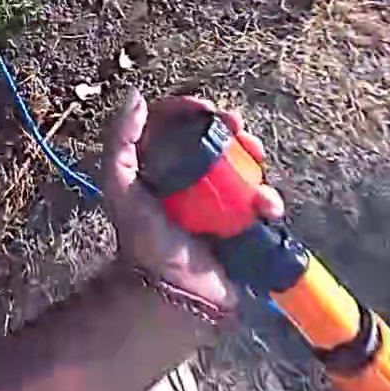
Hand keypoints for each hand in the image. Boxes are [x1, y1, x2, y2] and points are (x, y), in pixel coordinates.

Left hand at [100, 89, 282, 311]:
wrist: (171, 295)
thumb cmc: (142, 239)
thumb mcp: (120, 185)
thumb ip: (121, 141)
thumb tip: (137, 96)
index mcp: (163, 165)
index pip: (178, 125)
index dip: (191, 110)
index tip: (204, 107)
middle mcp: (193, 178)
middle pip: (216, 140)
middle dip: (230, 128)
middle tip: (236, 126)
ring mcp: (221, 201)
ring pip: (244, 166)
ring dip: (253, 157)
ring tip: (255, 157)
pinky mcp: (243, 226)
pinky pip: (262, 204)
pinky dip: (269, 198)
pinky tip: (264, 203)